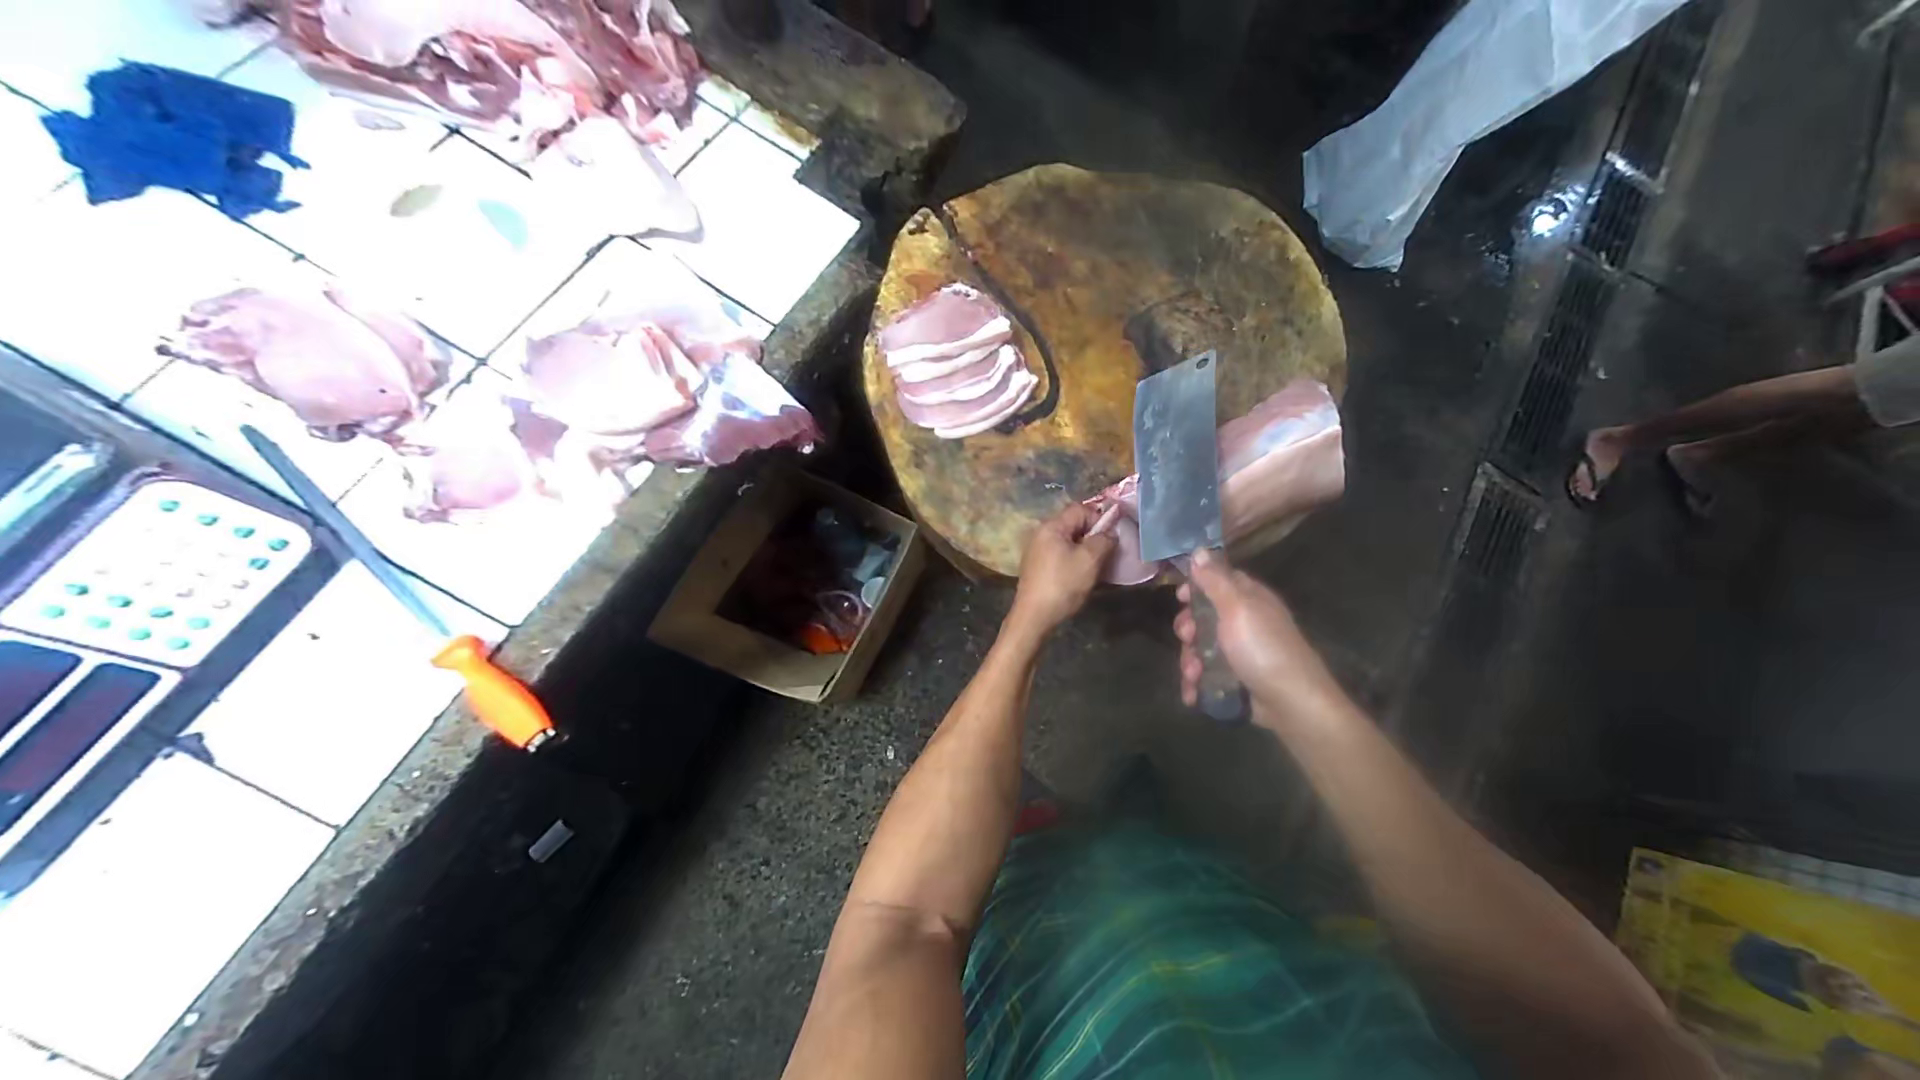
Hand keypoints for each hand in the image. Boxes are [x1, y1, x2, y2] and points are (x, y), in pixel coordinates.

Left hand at [1006, 504, 1116, 638]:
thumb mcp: (1089, 560)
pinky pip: (1060, 555)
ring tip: (1097, 566)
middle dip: (1093, 536)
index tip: (1111, 538)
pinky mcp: (1037, 567)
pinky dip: (1074, 560)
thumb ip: (1104, 540)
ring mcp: (1037, 551)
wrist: (1034, 616)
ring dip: (1085, 550)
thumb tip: (1109, 533)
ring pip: (1068, 541)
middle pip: (1074, 524)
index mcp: (1051, 526)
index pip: (1080, 509)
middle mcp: (1041, 533)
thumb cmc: (1063, 584)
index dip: (1099, 518)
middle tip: (1107, 553)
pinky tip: (1082, 575)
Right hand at [1173, 550, 1338, 722]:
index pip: (1219, 580)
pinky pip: (1208, 674)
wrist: (1291, 701)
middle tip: (1187, 638)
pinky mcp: (1237, 678)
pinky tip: (1193, 693)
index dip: (1197, 585)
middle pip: (1204, 616)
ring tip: (1193, 675)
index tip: (1179, 597)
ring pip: (1202, 648)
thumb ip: (1215, 580)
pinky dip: (1198, 684)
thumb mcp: (1237, 608)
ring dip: (1190, 661)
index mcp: (1249, 599)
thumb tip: (1199, 550)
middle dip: (1188, 629)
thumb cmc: (1262, 648)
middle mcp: (1245, 622)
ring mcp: (1241, 652)